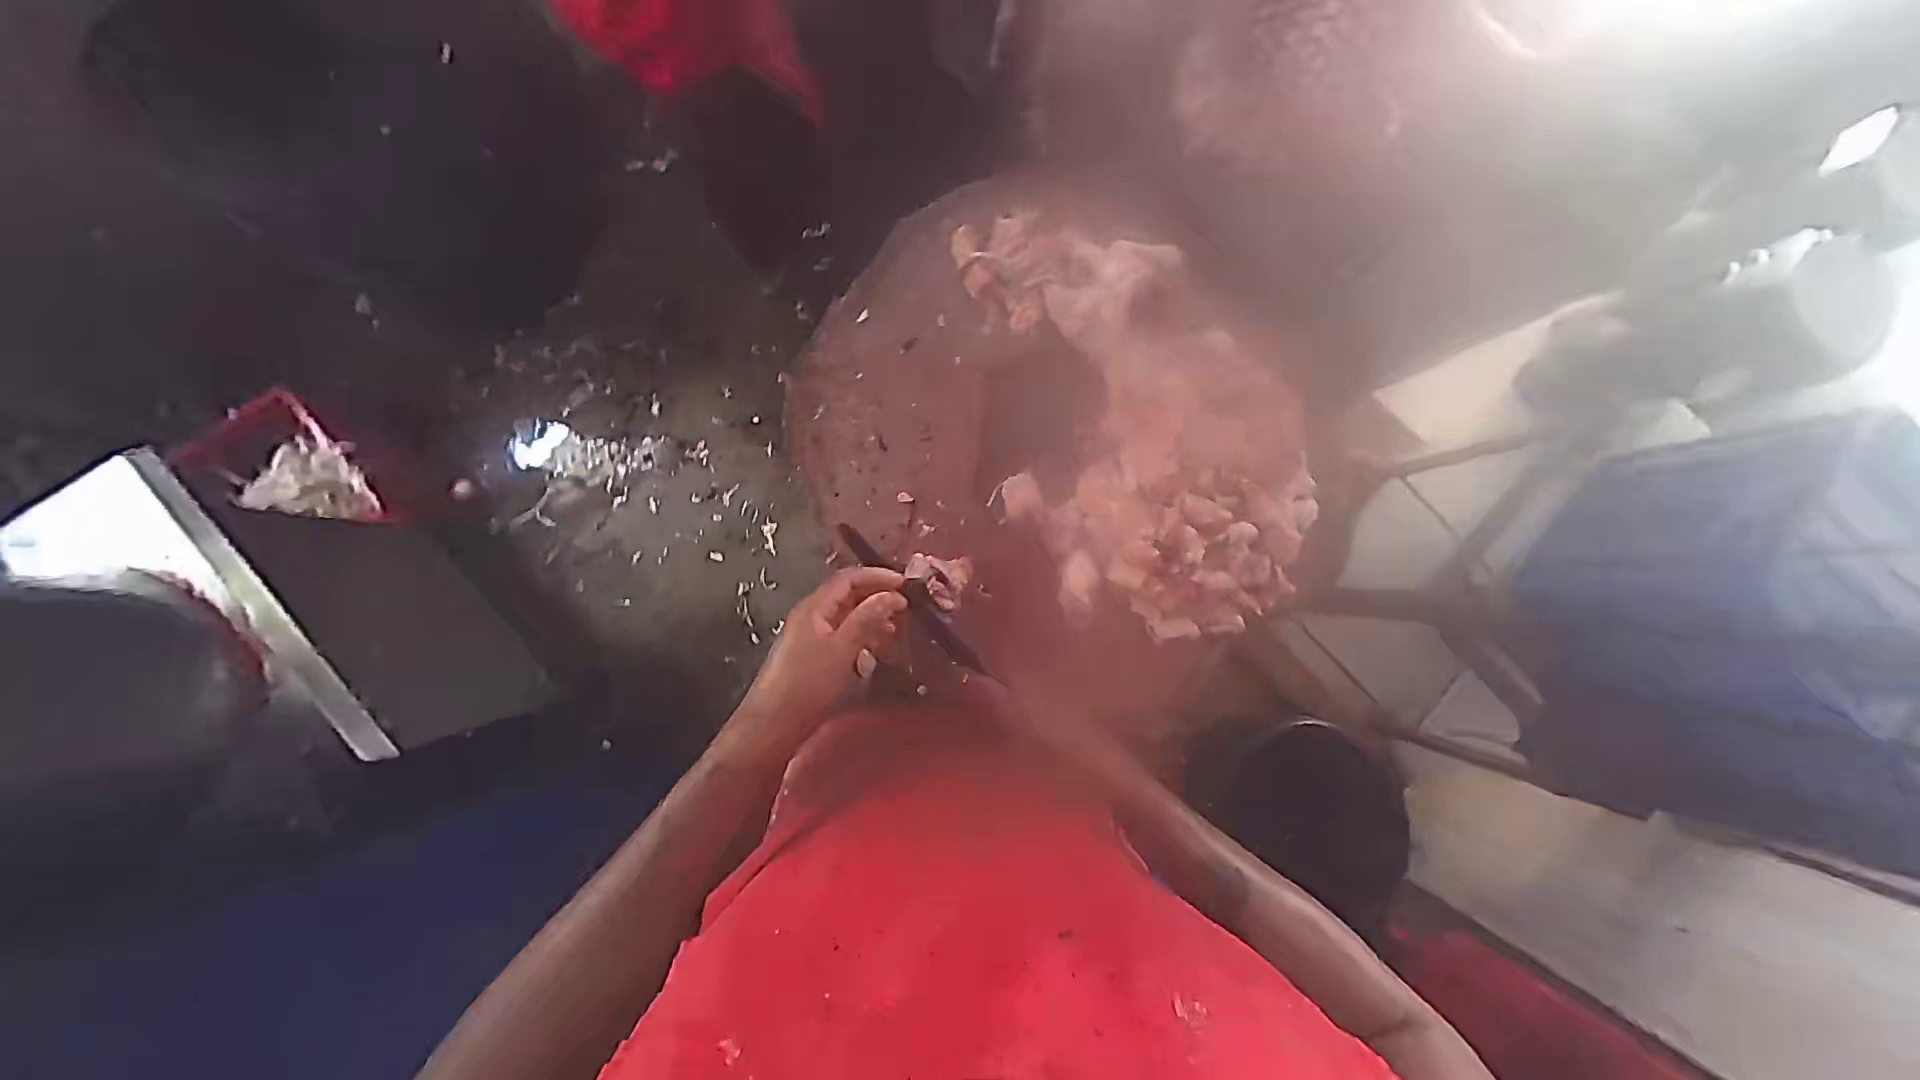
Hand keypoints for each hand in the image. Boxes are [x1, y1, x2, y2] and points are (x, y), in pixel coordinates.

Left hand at [725, 567, 906, 759]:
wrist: (775, 723)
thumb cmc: (808, 684)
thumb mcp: (843, 649)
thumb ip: (867, 618)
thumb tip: (892, 595)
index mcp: (815, 607)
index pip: (849, 578)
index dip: (878, 577)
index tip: (904, 584)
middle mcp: (812, 615)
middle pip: (848, 594)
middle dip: (877, 596)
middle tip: (905, 606)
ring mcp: (811, 634)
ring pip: (847, 615)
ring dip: (872, 617)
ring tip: (896, 627)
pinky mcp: (814, 654)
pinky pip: (843, 633)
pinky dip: (862, 634)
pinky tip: (876, 647)